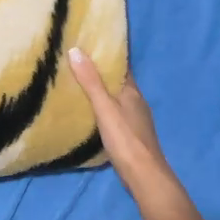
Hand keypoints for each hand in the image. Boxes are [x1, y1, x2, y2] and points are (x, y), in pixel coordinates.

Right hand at [66, 47, 179, 200]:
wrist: (143, 174)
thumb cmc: (125, 138)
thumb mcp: (104, 107)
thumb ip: (90, 82)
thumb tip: (76, 50)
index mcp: (132, 92)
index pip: (121, 66)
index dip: (107, 55)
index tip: (89, 44)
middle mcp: (136, 102)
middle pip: (117, 82)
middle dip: (100, 72)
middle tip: (76, 62)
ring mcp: (134, 119)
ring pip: (115, 98)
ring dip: (100, 91)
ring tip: (77, 84)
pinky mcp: (129, 134)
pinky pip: (113, 113)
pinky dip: (101, 107)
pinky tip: (88, 111)